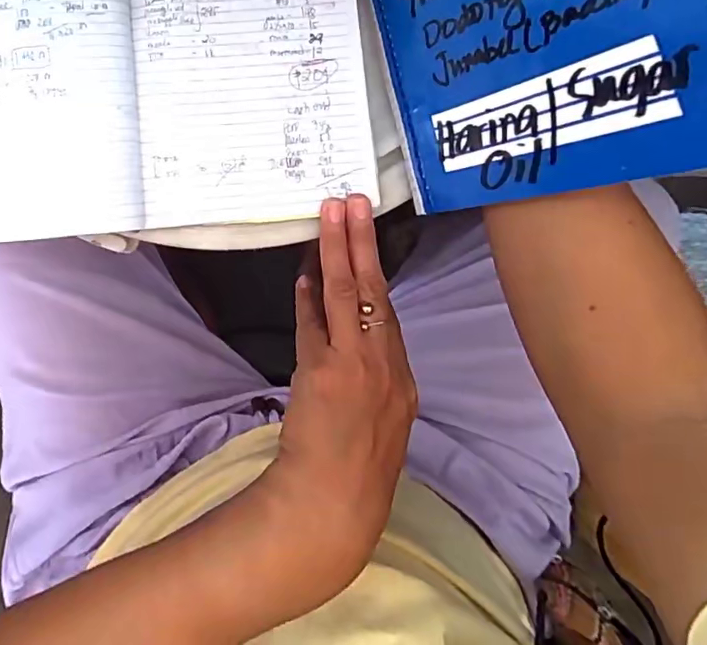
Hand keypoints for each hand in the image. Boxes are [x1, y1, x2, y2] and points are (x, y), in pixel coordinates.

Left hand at [257, 194, 417, 589]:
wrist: (335, 506)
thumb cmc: (355, 466)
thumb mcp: (375, 414)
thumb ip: (363, 368)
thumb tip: (339, 320)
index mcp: (402, 376)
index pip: (386, 310)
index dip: (374, 269)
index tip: (364, 233)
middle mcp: (386, 364)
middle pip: (373, 290)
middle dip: (362, 242)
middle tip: (354, 200)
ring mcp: (357, 365)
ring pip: (347, 293)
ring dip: (338, 249)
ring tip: (332, 213)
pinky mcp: (327, 370)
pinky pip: (315, 321)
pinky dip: (308, 293)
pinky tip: (305, 266)